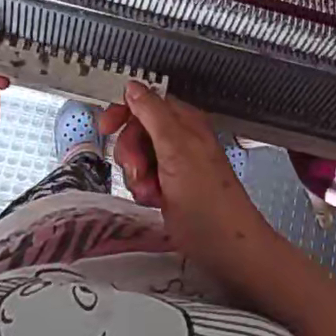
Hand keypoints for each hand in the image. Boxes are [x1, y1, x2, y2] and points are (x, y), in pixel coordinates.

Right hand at [101, 82, 280, 283]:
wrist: (228, 249)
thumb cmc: (207, 201)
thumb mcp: (176, 150)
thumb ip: (153, 114)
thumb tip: (133, 86)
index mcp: (184, 122)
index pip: (145, 102)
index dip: (123, 113)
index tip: (107, 129)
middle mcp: (180, 138)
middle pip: (136, 130)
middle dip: (130, 151)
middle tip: (140, 170)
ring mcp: (174, 163)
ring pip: (136, 155)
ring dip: (135, 174)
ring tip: (151, 191)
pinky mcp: (169, 186)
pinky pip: (142, 177)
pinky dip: (142, 188)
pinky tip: (154, 200)